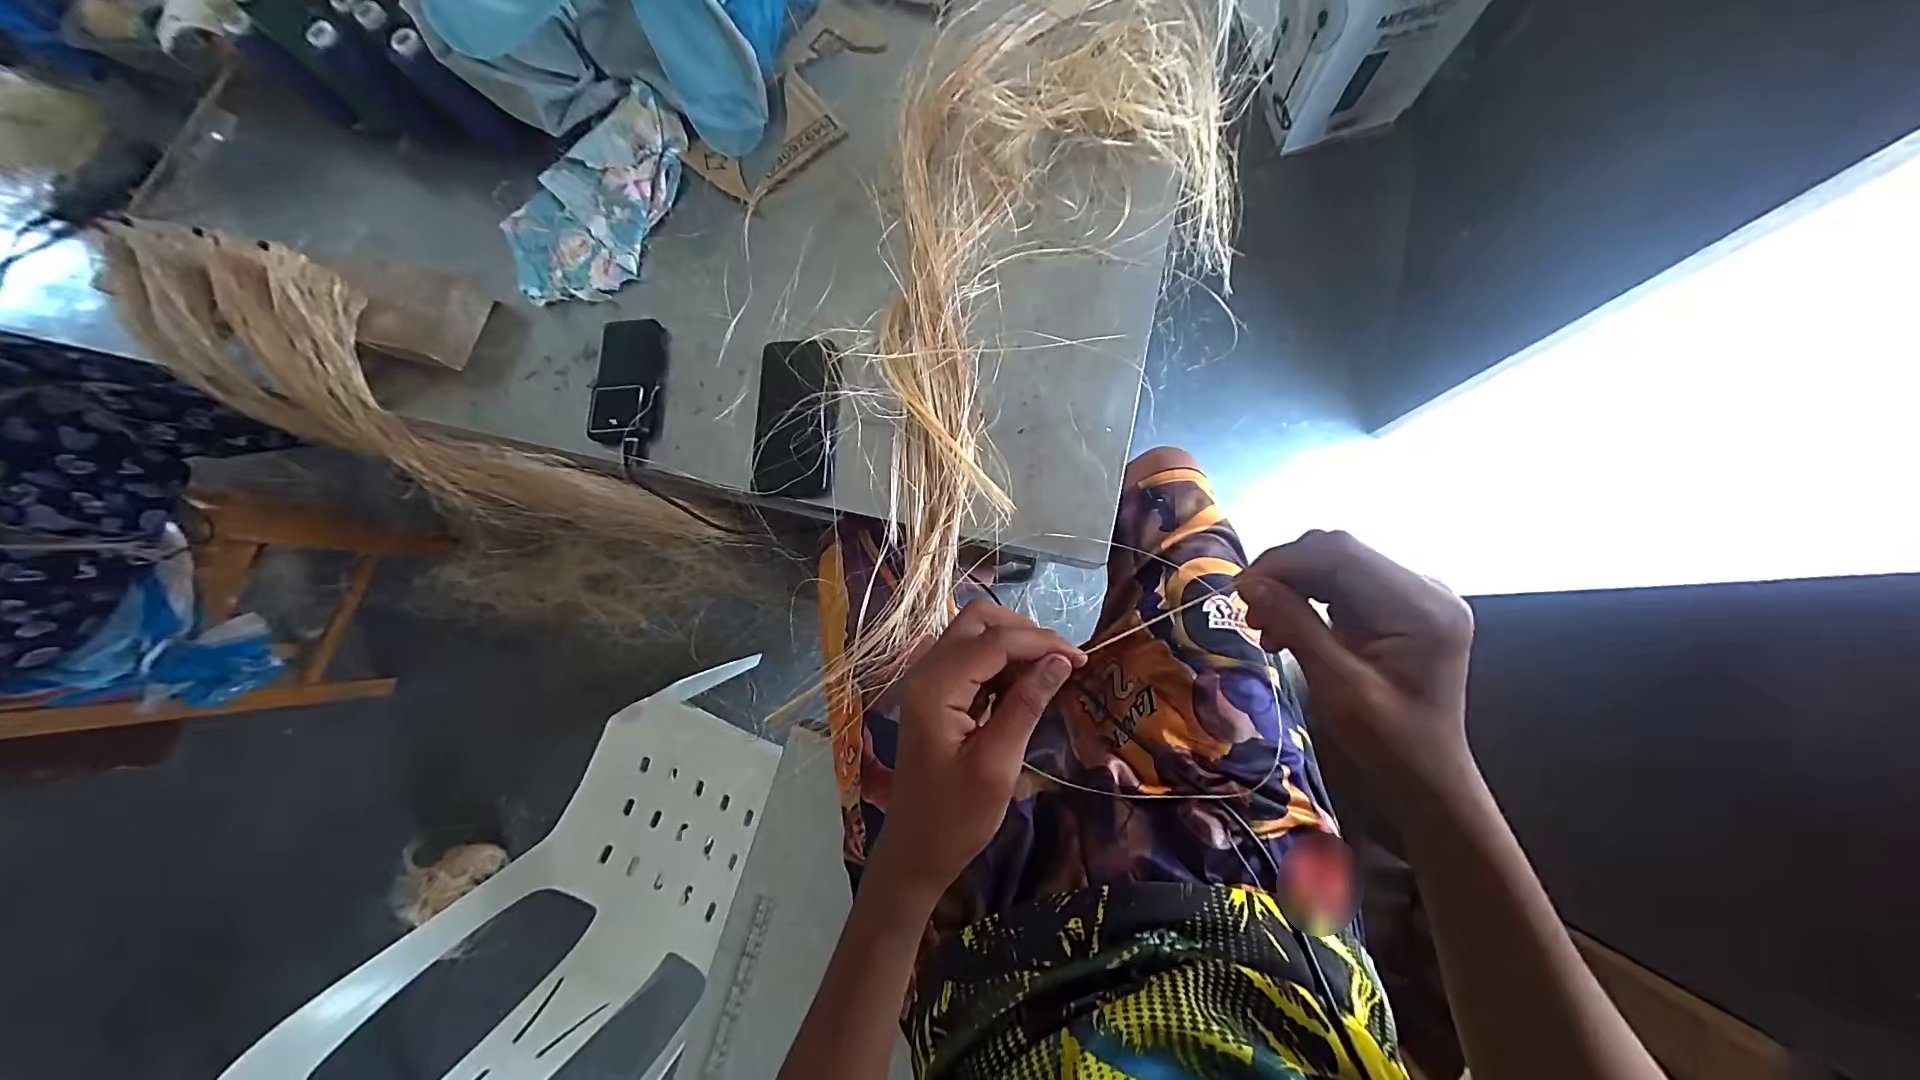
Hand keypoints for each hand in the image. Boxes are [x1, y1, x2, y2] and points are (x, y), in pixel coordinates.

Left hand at [867, 600, 1085, 900]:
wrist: (914, 851)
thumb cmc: (955, 818)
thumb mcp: (998, 765)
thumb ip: (1026, 705)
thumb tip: (1061, 660)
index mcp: (935, 687)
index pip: (994, 641)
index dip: (1041, 642)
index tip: (1082, 659)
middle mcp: (926, 672)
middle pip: (978, 621)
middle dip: (1024, 632)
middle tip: (1062, 660)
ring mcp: (927, 681)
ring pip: (975, 635)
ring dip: (1014, 645)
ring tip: (1051, 673)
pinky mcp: (936, 694)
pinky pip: (971, 660)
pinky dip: (1001, 663)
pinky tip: (1026, 687)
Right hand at [1235, 529, 1476, 807]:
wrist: (1426, 775)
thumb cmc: (1389, 742)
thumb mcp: (1337, 686)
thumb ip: (1296, 626)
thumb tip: (1249, 584)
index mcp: (1422, 607)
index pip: (1341, 553)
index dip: (1284, 561)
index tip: (1240, 587)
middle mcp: (1423, 589)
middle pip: (1337, 552)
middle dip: (1284, 572)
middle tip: (1247, 610)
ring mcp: (1411, 595)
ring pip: (1331, 563)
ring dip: (1289, 586)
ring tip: (1262, 625)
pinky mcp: (1395, 605)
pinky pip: (1338, 583)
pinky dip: (1303, 598)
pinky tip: (1283, 628)